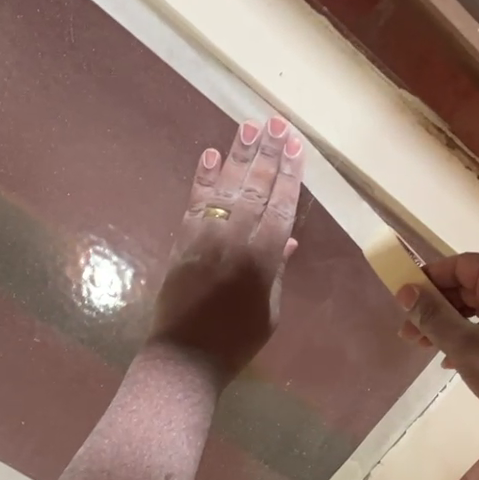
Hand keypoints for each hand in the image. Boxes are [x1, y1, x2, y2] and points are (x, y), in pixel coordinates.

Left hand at [147, 116, 303, 384]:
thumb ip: (277, 272)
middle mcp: (236, 238)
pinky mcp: (182, 240)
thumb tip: (286, 240)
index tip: (295, 145)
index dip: (289, 174)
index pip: (281, 205)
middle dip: (266, 153)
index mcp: (264, 258)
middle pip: (254, 187)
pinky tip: (210, 155)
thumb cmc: (237, 342)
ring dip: (237, 154)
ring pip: (225, 186)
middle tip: (274, 122)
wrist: (186, 357)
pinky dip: (203, 177)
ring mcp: (206, 236)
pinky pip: (195, 201)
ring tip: (247, 126)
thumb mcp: (269, 311)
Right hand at [396, 253, 478, 431]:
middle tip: (407, 328)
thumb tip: (405, 291)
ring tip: (420, 345)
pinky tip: (447, 361)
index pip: (465, 265)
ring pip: (477, 312)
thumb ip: (433, 316)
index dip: (432, 276)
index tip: (405, 295)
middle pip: (470, 287)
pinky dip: (465, 340)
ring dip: (447, 325)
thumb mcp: (465, 344)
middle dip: (436, 306)